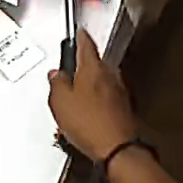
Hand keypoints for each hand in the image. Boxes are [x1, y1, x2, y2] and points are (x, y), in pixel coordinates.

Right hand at [48, 31, 137, 162]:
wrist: (118, 150)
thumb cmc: (88, 122)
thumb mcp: (60, 101)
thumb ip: (57, 82)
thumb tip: (57, 74)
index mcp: (93, 68)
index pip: (86, 43)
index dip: (80, 36)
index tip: (78, 31)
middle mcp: (110, 75)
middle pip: (94, 63)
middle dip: (82, 66)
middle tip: (69, 73)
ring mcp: (120, 91)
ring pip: (102, 80)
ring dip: (90, 84)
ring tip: (76, 98)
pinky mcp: (125, 108)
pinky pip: (108, 96)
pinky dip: (98, 99)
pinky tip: (89, 112)